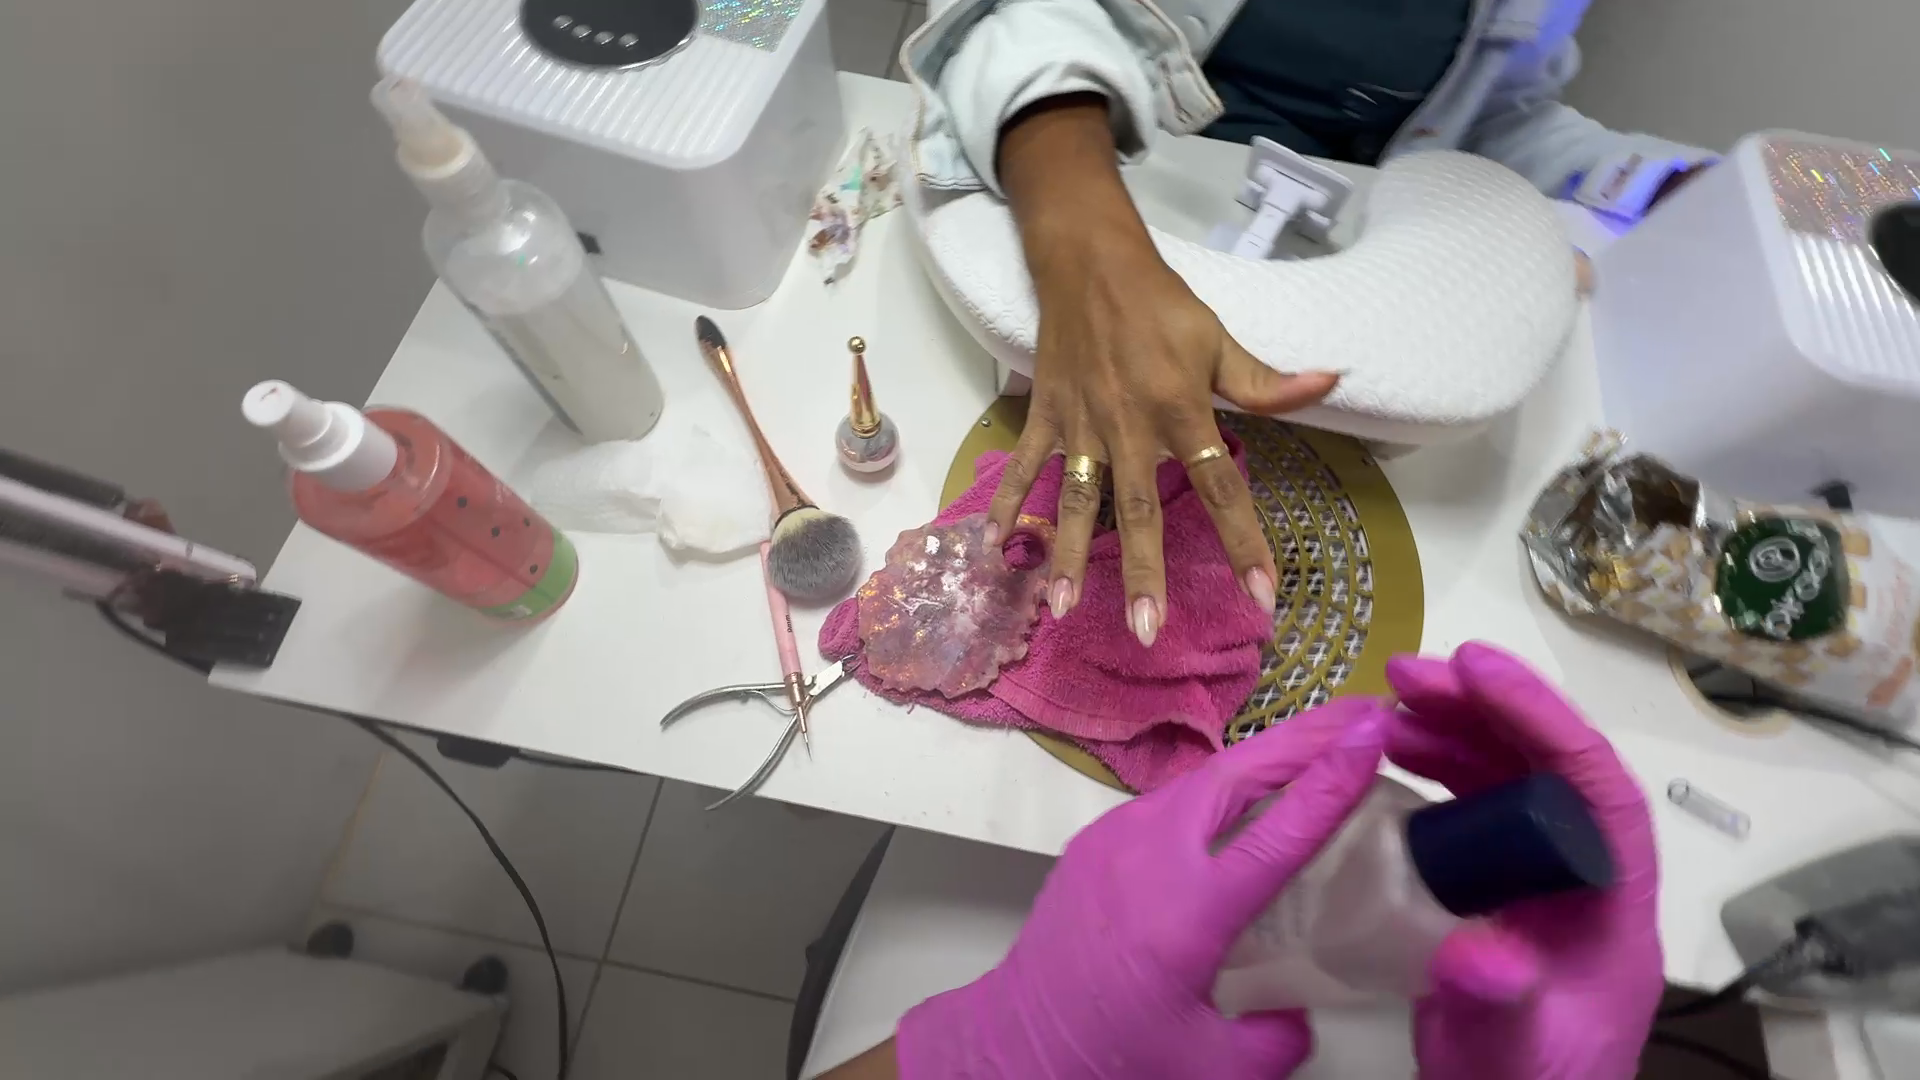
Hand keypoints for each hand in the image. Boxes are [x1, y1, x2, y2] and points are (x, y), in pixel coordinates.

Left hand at [893, 697, 1393, 1078]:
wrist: (1019, 1036)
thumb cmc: (1114, 1056)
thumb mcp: (1213, 1071)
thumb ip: (1276, 1038)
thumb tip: (1299, 1006)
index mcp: (1189, 909)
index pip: (1276, 833)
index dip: (1329, 780)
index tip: (1370, 732)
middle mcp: (1150, 851)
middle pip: (1234, 775)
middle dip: (1300, 737)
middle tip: (1358, 712)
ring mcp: (1115, 834)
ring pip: (1198, 779)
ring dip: (1258, 757)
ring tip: (1312, 742)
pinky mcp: (1096, 836)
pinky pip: (1168, 799)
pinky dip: (1215, 786)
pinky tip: (1241, 793)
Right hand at [986, 95, 1337, 646]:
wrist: (1089, 264)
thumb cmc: (1160, 304)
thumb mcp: (1217, 337)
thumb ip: (1262, 379)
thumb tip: (1329, 384)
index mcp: (1179, 408)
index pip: (1220, 486)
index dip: (1244, 541)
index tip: (1261, 596)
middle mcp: (1128, 426)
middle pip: (1137, 509)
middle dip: (1142, 573)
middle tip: (1145, 631)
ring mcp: (1079, 425)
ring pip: (1073, 500)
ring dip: (1066, 554)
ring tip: (1059, 608)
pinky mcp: (1045, 417)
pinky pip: (1026, 466)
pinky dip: (1008, 502)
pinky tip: (996, 545)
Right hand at [1383, 643, 1663, 1079]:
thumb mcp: (1513, 1047)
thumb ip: (1497, 999)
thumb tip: (1477, 951)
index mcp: (1605, 903)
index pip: (1592, 788)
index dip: (1541, 717)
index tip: (1471, 667)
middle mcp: (1573, 870)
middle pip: (1542, 763)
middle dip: (1479, 706)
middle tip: (1404, 675)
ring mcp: (1528, 869)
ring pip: (1502, 772)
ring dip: (1448, 727)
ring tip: (1386, 707)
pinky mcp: (1485, 873)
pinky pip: (1464, 797)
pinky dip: (1428, 763)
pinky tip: (1387, 755)